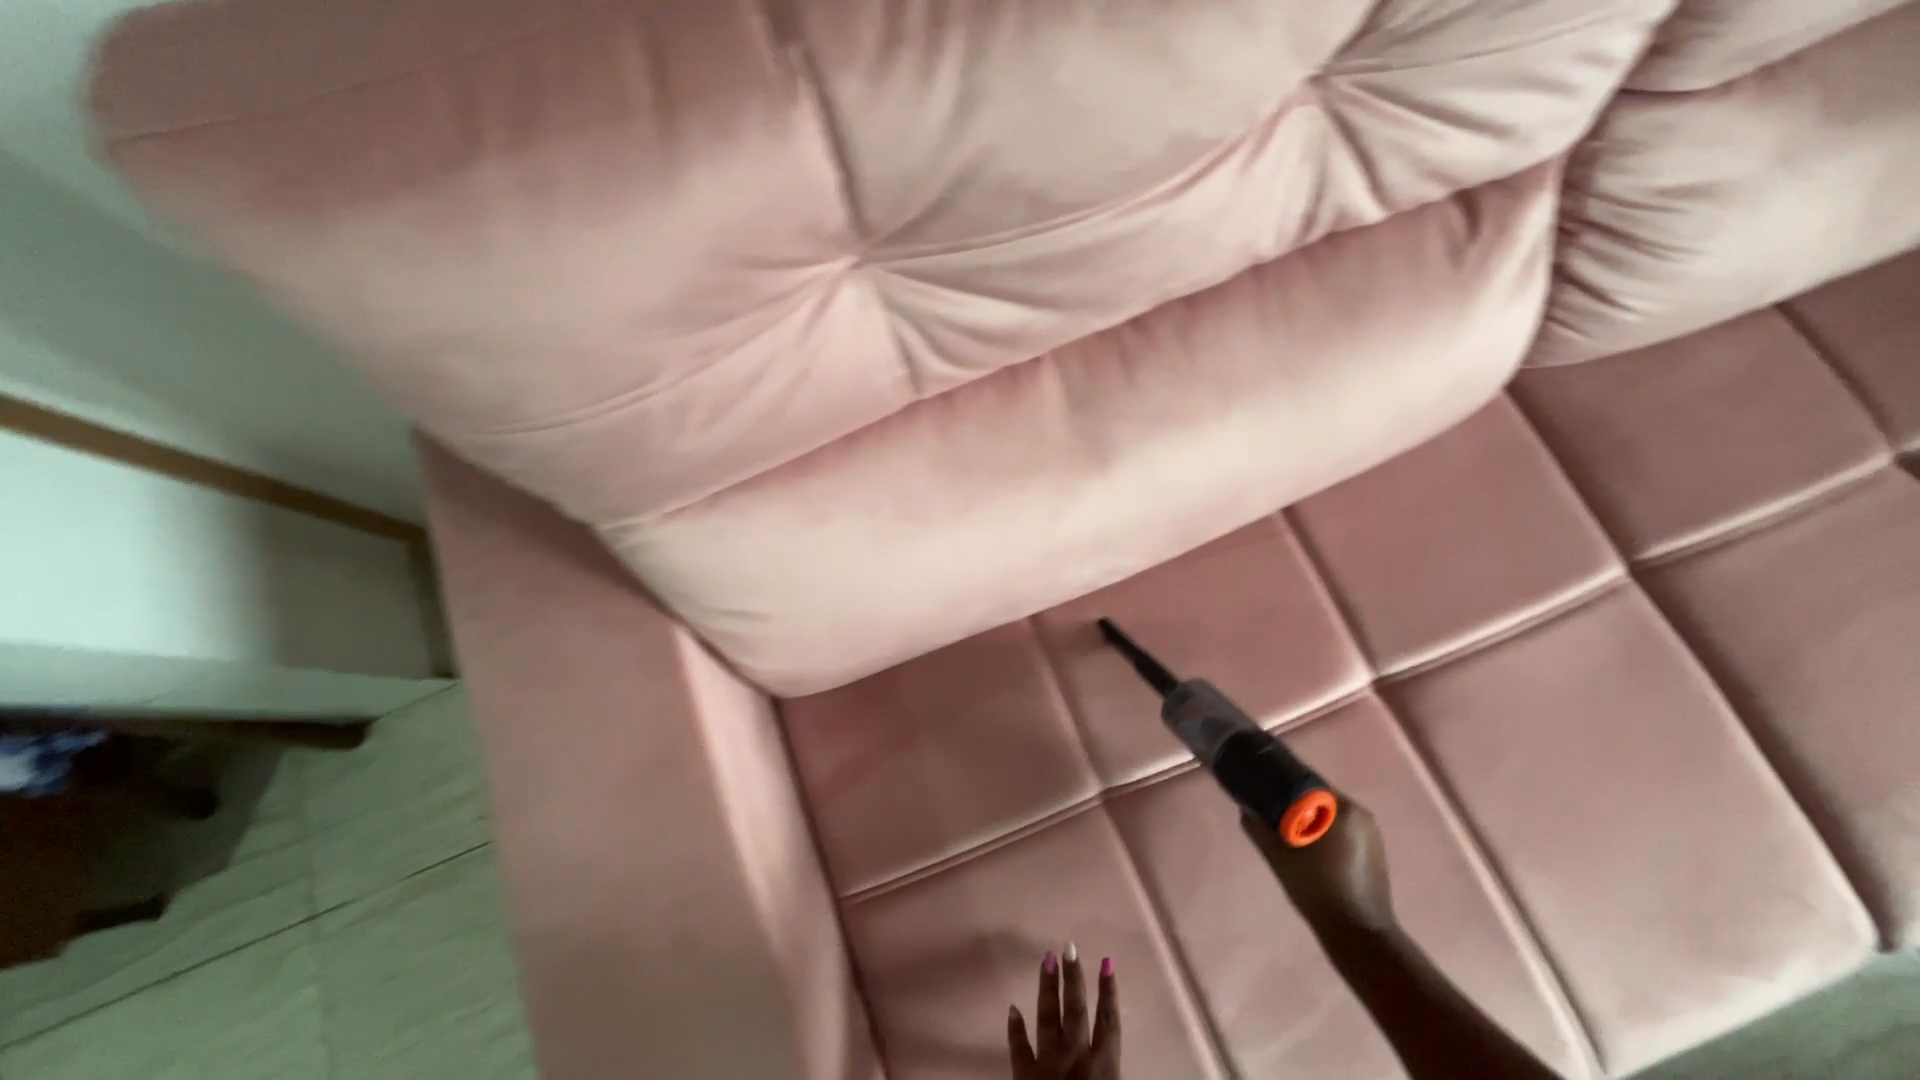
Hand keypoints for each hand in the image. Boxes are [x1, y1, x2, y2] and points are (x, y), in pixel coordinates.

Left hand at [1008, 946, 1118, 1079]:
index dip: (1109, 991)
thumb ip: (1113, 1071)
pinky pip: (1019, 1049)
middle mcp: (1076, 1056)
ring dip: (1047, 989)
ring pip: (1048, 1019)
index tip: (1106, 961)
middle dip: (1073, 978)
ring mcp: (1048, 1063)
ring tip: (1046, 959)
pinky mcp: (1024, 1076)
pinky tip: (1012, 1008)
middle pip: (1076, 1010)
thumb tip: (1113, 1051)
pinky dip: (1015, 1029)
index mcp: (1104, 1066)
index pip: (1108, 1021)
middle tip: (1069, 946)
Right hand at [1240, 795, 1395, 933]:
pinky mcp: (1375, 849)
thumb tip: (1246, 810)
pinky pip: (1344, 829)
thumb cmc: (1316, 889)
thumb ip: (1258, 828)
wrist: (1357, 933)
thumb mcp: (1278, 857)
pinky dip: (1326, 832)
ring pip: (1332, 814)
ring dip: (1311, 819)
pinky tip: (1311, 849)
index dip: (1282, 783)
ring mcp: (1372, 832)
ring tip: (1289, 833)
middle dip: (1296, 803)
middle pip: (1321, 797)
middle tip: (1272, 815)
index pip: (1307, 782)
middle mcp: (1361, 813)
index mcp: (1343, 809)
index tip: (1263, 791)